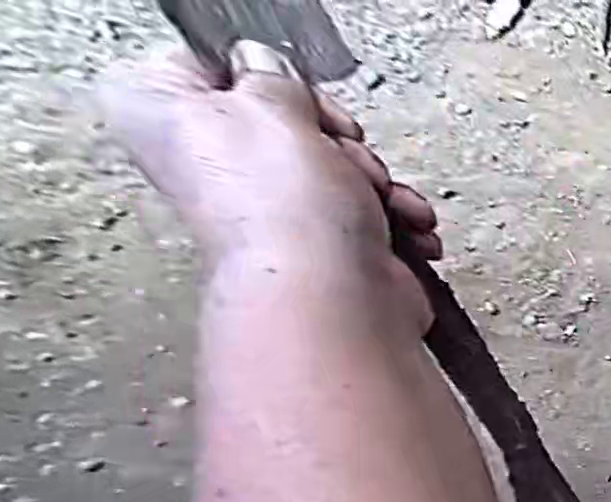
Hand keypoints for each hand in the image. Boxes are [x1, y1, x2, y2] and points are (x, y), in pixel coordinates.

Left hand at [101, 44, 441, 321]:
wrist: (336, 291)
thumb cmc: (290, 208)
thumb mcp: (272, 108)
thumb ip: (270, 77)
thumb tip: (268, 68)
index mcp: (164, 111)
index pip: (216, 67)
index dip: (275, 80)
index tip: (308, 103)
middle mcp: (218, 162)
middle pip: (295, 125)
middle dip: (347, 145)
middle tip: (354, 162)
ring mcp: (283, 209)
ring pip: (347, 173)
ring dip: (385, 187)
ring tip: (391, 203)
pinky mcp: (336, 244)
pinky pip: (378, 216)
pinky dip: (403, 222)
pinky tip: (413, 230)